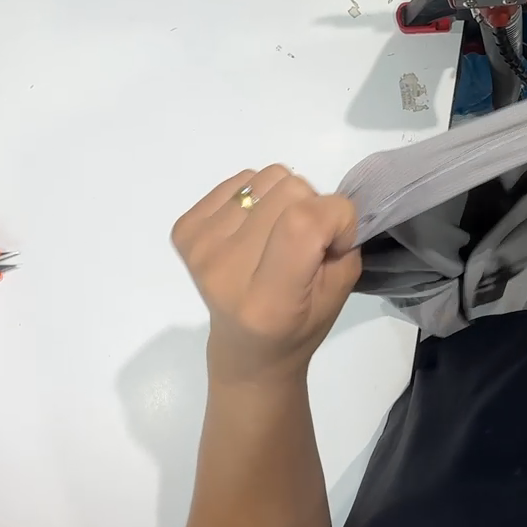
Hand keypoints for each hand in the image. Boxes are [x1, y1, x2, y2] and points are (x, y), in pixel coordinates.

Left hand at [172, 165, 362, 386]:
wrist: (245, 351)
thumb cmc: (299, 326)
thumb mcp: (338, 293)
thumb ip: (341, 242)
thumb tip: (324, 202)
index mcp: (269, 300)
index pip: (306, 221)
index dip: (337, 217)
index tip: (337, 241)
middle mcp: (226, 271)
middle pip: (289, 189)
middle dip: (314, 206)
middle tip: (306, 241)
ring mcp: (200, 247)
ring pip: (267, 176)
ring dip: (285, 197)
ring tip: (278, 233)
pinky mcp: (185, 229)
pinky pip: (241, 178)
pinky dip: (258, 194)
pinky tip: (254, 228)